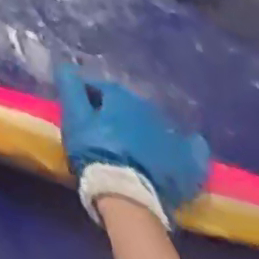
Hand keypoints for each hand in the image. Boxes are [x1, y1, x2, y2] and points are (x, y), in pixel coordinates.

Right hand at [56, 63, 210, 224]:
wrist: (128, 194)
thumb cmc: (95, 149)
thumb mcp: (73, 116)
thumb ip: (70, 87)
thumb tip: (66, 65)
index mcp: (123, 98)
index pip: (101, 87)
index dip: (87, 96)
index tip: (77, 109)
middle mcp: (152, 110)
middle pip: (128, 105)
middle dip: (115, 111)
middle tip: (100, 127)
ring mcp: (176, 136)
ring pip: (154, 123)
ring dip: (140, 127)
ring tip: (127, 143)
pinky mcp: (192, 161)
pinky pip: (190, 146)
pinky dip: (182, 144)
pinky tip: (174, 148)